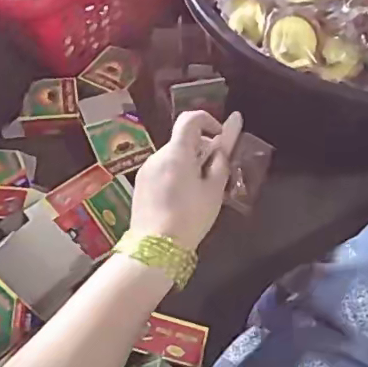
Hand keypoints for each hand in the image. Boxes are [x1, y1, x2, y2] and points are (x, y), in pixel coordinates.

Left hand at [129, 110, 243, 250]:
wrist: (155, 247)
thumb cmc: (190, 217)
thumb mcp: (214, 190)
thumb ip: (221, 160)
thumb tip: (226, 138)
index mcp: (177, 153)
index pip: (191, 119)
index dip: (209, 121)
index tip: (221, 139)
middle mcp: (158, 155)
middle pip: (183, 140)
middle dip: (202, 150)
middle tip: (216, 175)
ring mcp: (146, 169)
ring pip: (173, 157)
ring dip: (189, 164)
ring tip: (200, 191)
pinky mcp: (141, 184)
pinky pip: (162, 170)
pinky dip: (176, 175)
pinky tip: (182, 199)